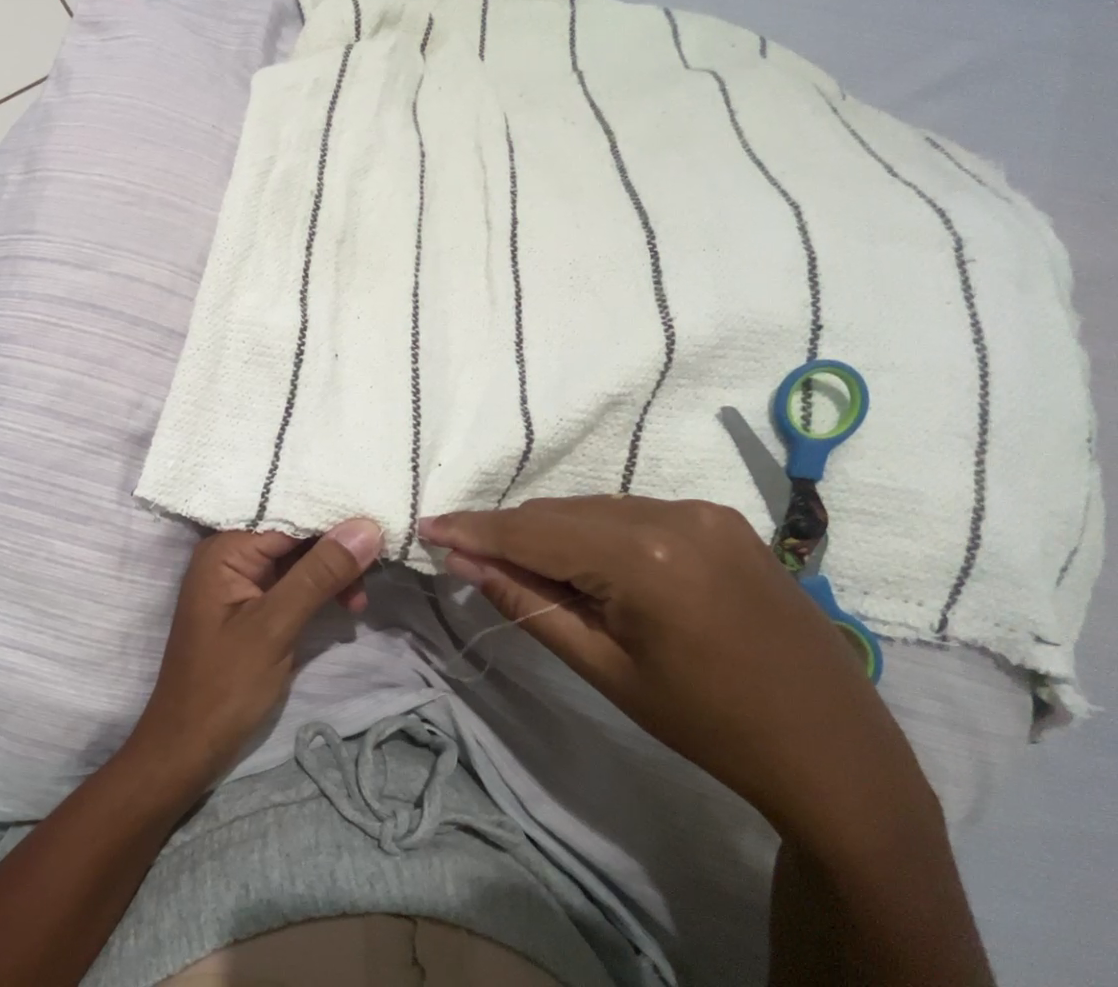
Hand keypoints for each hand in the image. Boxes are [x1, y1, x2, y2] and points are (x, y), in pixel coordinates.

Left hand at [125, 519, 382, 791]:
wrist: (189, 743)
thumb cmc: (225, 684)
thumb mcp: (275, 626)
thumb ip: (318, 575)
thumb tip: (365, 527)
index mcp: (225, 550)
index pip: (288, 514)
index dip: (334, 518)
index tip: (382, 525)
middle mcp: (231, 556)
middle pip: (295, 534)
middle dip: (337, 548)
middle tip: (382, 566)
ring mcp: (242, 583)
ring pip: (300, 561)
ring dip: (334, 574)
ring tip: (362, 600)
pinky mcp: (255, 607)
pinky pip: (294, 585)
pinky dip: (321, 593)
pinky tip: (349, 606)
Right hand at [419, 497, 930, 841]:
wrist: (831, 748)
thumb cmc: (707, 723)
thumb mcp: (603, 668)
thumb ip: (527, 603)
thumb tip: (462, 561)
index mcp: (645, 557)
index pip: (533, 532)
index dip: (473, 530)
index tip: (424, 527)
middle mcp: (675, 515)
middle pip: (559, 512)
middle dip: (505, 532)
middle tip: (457, 551)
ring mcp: (704, 512)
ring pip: (592, 509)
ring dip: (546, 532)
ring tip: (510, 563)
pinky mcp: (722, 521)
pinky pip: (630, 514)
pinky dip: (590, 532)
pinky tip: (575, 562)